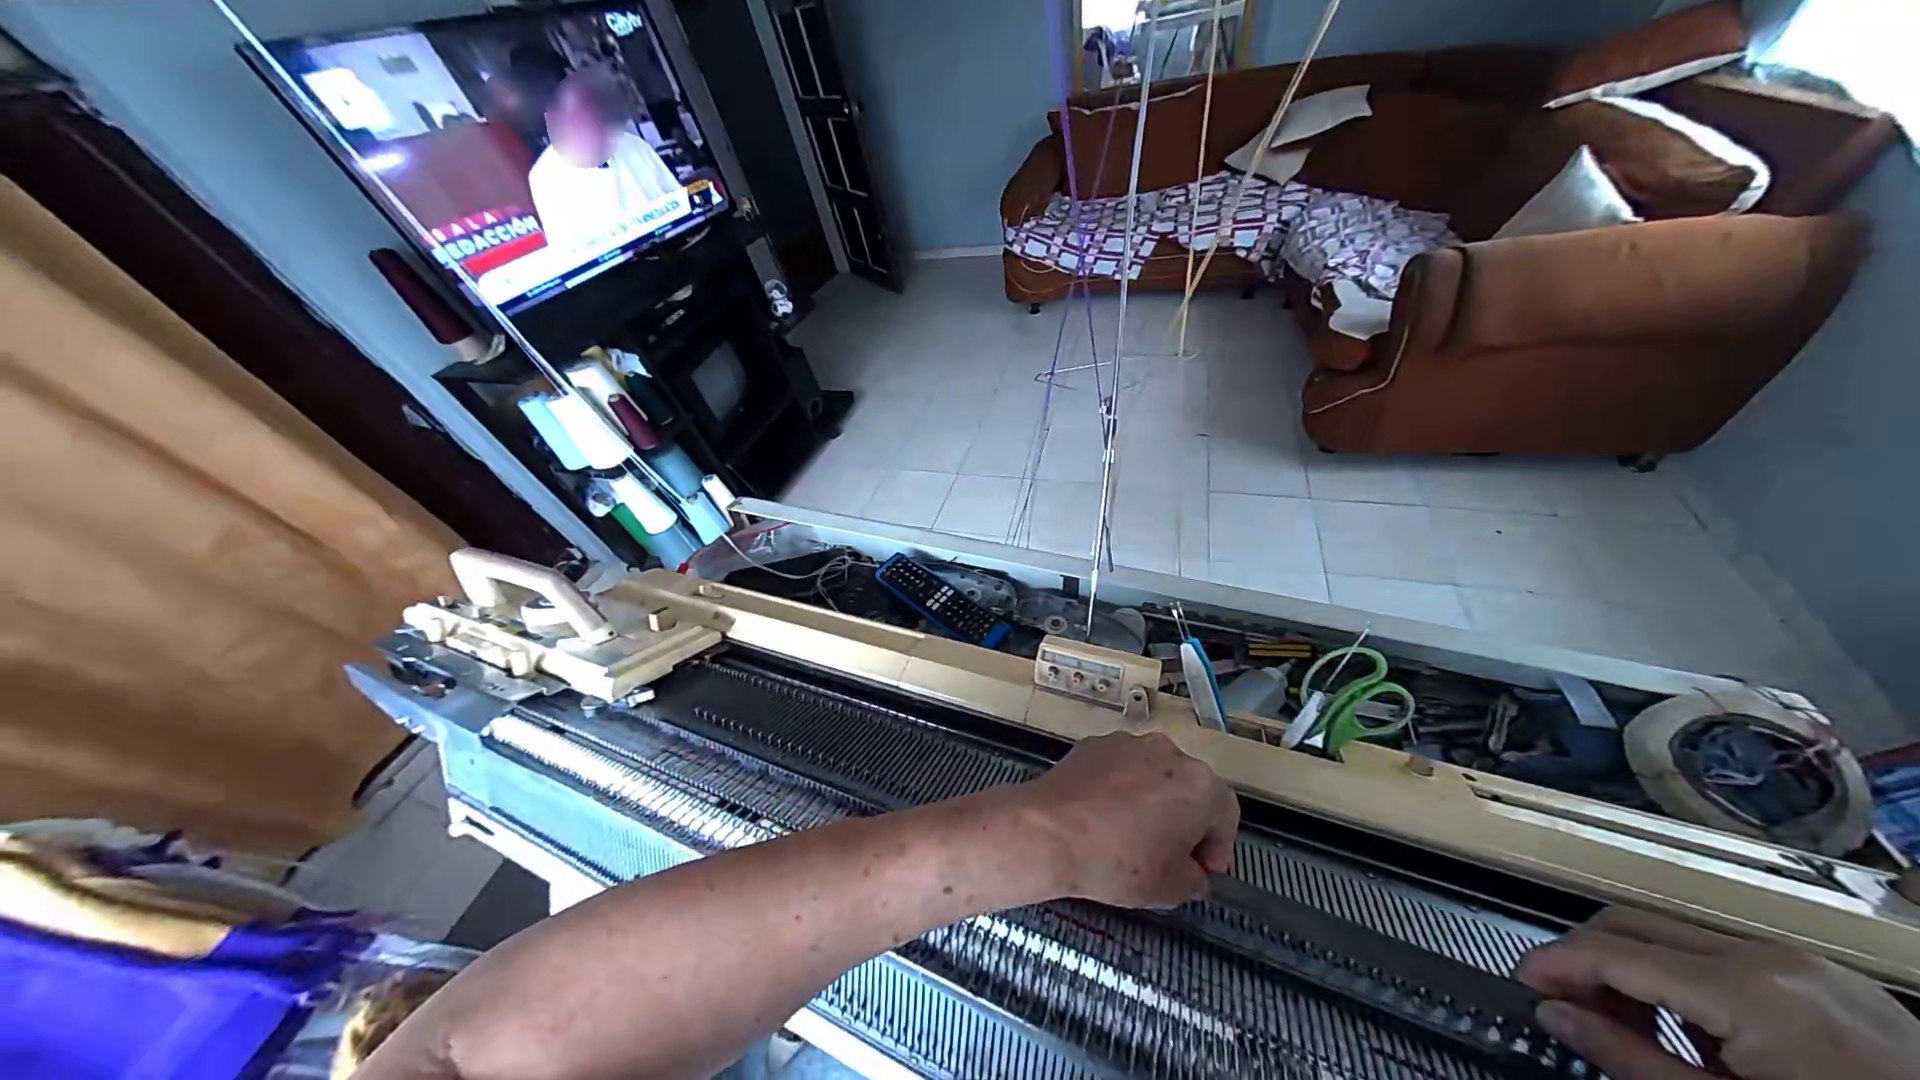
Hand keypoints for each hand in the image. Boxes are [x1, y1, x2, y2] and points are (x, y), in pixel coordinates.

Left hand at [1014, 731, 1239, 907]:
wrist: (1048, 830)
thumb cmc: (1118, 860)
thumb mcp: (1171, 887)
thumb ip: (1195, 879)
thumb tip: (1192, 871)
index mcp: (1199, 784)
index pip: (1225, 814)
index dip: (1218, 847)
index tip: (1201, 871)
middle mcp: (1167, 752)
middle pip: (1190, 788)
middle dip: (1186, 822)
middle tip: (1170, 856)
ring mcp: (1127, 742)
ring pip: (1153, 774)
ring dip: (1152, 801)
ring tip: (1131, 835)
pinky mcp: (1094, 743)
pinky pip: (1120, 768)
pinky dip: (1120, 788)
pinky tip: (1102, 816)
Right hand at [1517, 907, 1919, 1079]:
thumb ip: (1631, 1059)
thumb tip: (1556, 1016)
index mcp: (1746, 991)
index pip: (1608, 951)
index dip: (1552, 964)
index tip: (1524, 986)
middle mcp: (1767, 957)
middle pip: (1628, 924)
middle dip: (1584, 960)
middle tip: (1568, 1009)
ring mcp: (1802, 964)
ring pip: (1668, 935)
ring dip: (1631, 971)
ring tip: (1633, 1031)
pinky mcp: (1826, 979)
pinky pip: (1721, 957)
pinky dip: (1682, 983)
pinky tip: (1694, 1035)